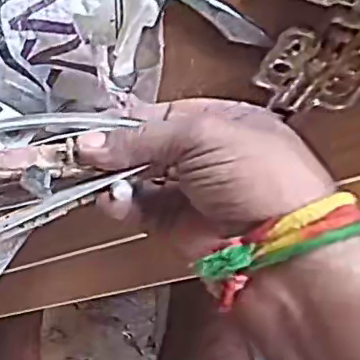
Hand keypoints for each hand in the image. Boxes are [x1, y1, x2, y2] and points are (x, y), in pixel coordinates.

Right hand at [76, 98, 336, 258]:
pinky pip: (133, 208)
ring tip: (99, 182)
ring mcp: (184, 190)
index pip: (156, 114)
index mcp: (218, 121)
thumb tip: (88, 143)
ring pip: (131, 179)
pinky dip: (118, 205)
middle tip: (81, 156)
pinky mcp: (170, 222)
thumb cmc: (263, 178)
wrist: (277, 244)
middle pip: (139, 147)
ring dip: (110, 180)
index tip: (90, 129)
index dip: (123, 121)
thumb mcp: (203, 137)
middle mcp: (199, 154)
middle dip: (110, 152)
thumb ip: (141, 137)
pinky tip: (113, 202)